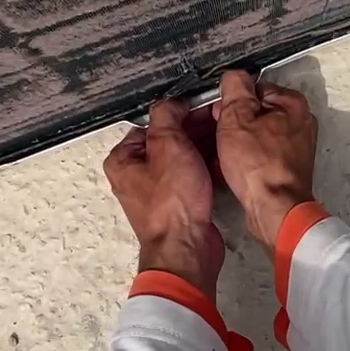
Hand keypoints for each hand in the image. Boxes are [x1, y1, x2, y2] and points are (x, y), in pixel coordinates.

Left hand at [103, 100, 224, 292]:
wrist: (187, 247)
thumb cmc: (172, 202)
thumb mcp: (168, 145)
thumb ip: (167, 116)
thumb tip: (171, 103)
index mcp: (124, 160)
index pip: (151, 124)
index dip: (179, 113)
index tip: (201, 107)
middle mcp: (137, 176)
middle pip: (168, 140)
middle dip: (194, 129)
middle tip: (219, 120)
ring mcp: (158, 191)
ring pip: (183, 158)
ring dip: (203, 146)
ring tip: (225, 137)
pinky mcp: (178, 203)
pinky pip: (192, 176)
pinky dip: (205, 166)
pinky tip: (223, 159)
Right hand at [214, 70, 318, 250]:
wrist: (275, 208)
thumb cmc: (259, 166)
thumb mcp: (237, 118)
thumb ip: (235, 89)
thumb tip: (234, 75)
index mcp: (292, 103)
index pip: (254, 88)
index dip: (232, 102)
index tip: (222, 116)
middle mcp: (300, 121)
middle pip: (257, 111)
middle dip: (236, 123)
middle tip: (224, 139)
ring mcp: (297, 146)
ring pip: (258, 134)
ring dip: (240, 142)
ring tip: (230, 156)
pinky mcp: (290, 166)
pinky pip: (263, 154)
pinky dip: (250, 159)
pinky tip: (238, 169)